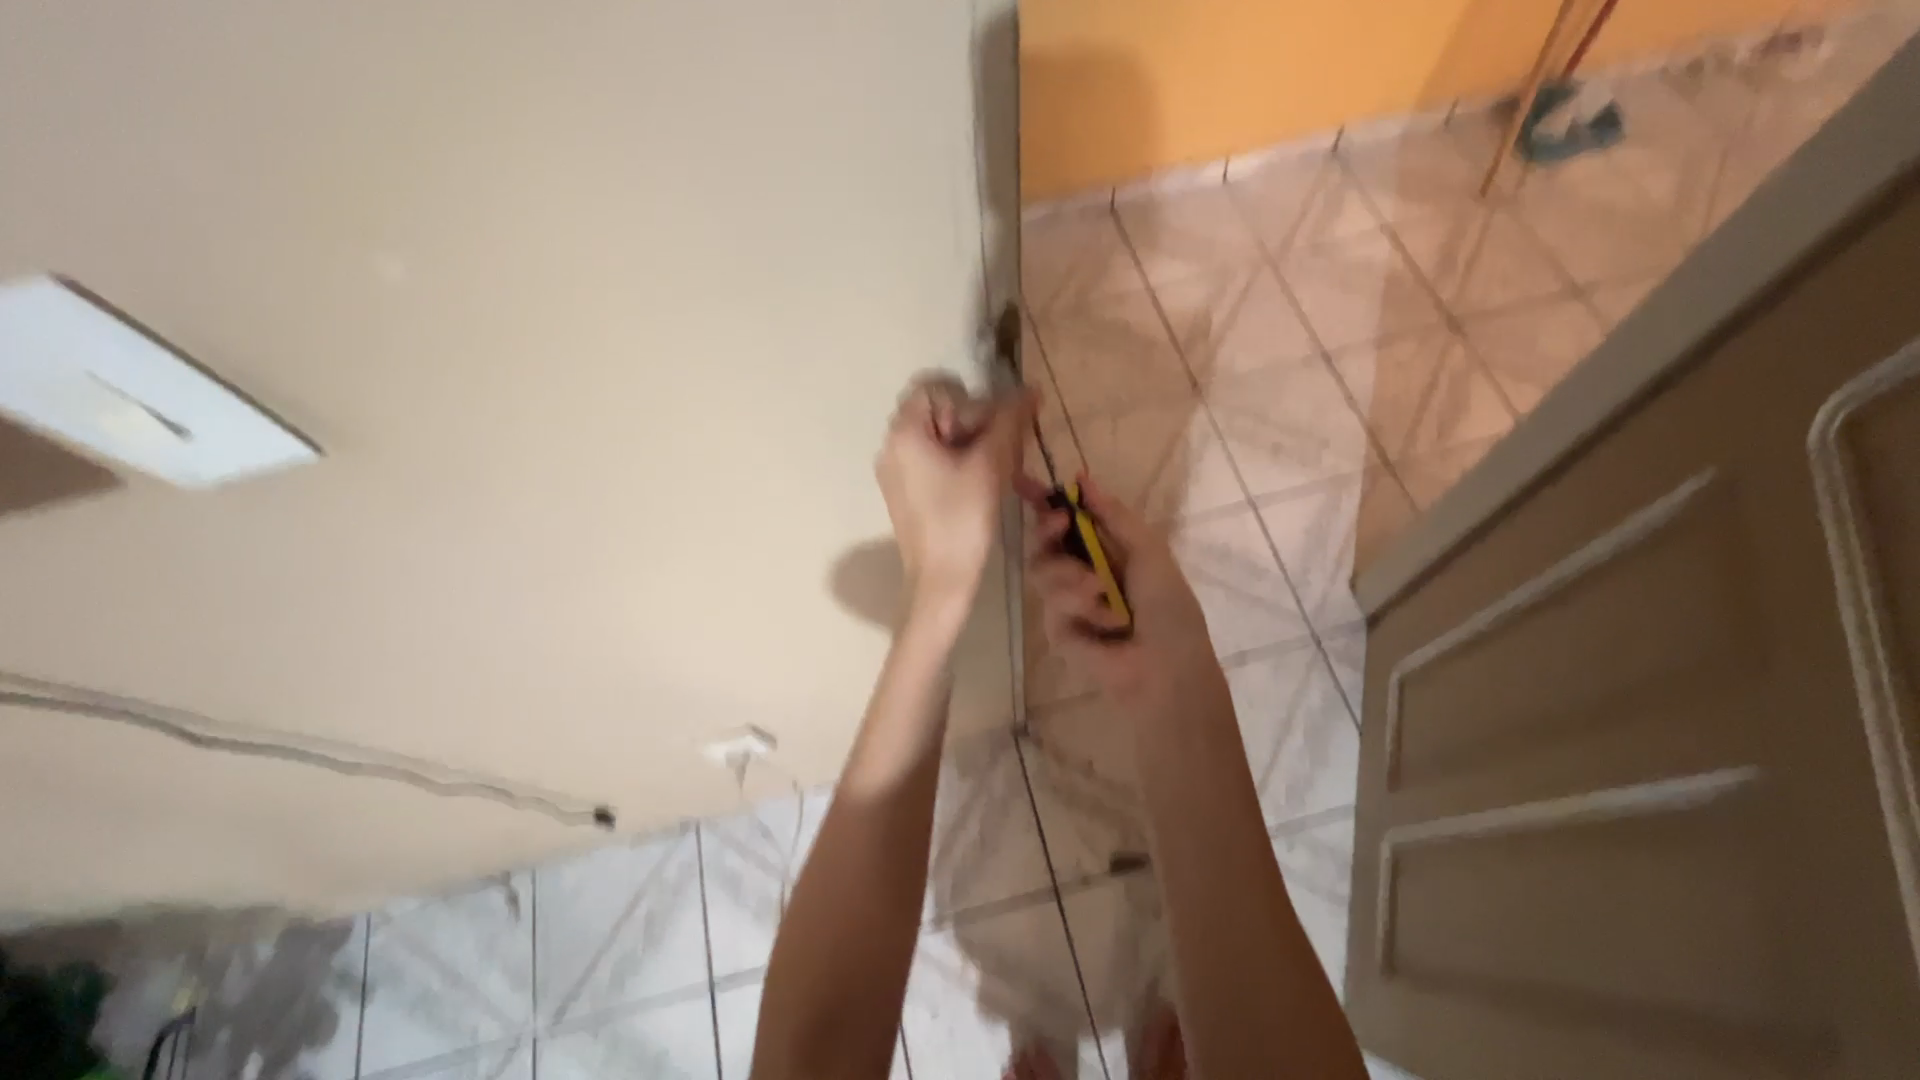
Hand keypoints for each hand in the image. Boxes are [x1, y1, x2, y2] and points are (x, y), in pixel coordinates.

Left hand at [876, 374, 1030, 615]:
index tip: (985, 434)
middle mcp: (892, 447)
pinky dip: (960, 465)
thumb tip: (1031, 390)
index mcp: (904, 434)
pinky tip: (984, 486)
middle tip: (999, 453)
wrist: (940, 580)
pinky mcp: (906, 493)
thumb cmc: (962, 519)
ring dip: (973, 446)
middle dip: (974, 425)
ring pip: (940, 439)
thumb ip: (1010, 422)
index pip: (935, 388)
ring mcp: (896, 472)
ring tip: (998, 471)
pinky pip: (934, 462)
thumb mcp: (990, 466)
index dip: (967, 403)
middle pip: (938, 413)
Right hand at [1020, 473, 1229, 721]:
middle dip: (1045, 529)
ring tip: (1100, 591)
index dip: (1042, 501)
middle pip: (1041, 543)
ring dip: (1069, 575)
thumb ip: (1114, 515)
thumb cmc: (1169, 608)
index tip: (1022, 482)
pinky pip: (1052, 607)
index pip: (1064, 521)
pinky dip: (1080, 608)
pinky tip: (1105, 624)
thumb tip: (1082, 479)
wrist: (1168, 667)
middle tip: (1059, 524)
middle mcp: (1079, 573)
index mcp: (1103, 551)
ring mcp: (1065, 604)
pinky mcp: (1057, 632)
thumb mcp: (1148, 551)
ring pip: (1040, 571)